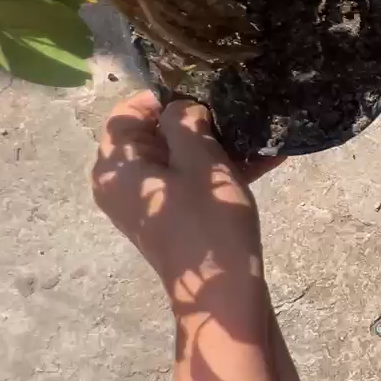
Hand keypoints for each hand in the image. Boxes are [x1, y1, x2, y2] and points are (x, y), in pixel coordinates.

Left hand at [90, 91, 282, 310]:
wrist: (221, 287)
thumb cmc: (209, 220)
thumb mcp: (203, 163)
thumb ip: (186, 126)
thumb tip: (183, 109)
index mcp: (116, 167)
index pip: (125, 115)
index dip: (162, 98)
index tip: (204, 93)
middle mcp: (120, 184)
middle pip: (152, 138)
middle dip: (195, 123)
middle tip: (235, 115)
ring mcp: (146, 204)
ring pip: (177, 161)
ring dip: (215, 147)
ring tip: (256, 137)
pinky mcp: (171, 219)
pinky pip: (190, 183)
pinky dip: (219, 171)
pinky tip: (264, 162)